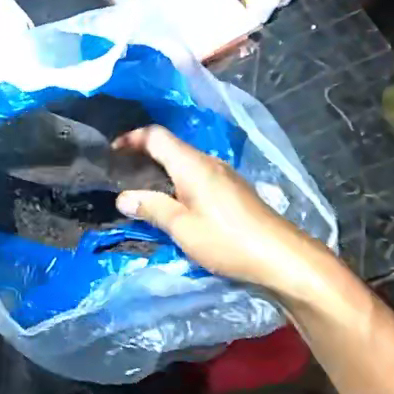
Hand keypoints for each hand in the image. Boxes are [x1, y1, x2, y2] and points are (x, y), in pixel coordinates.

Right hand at [113, 125, 334, 296]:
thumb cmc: (227, 240)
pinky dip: (178, 183)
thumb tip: (123, 197)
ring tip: (142, 191)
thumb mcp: (182, 227)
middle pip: (170, 147)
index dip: (131, 139)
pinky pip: (197, 176)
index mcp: (192, 164)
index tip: (112, 153)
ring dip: (161, 171)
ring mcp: (224, 175)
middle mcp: (208, 162)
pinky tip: (173, 204)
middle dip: (143, 156)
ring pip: (184, 163)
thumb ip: (151, 208)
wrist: (281, 257)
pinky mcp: (233, 191)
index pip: (156, 136)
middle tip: (121, 175)